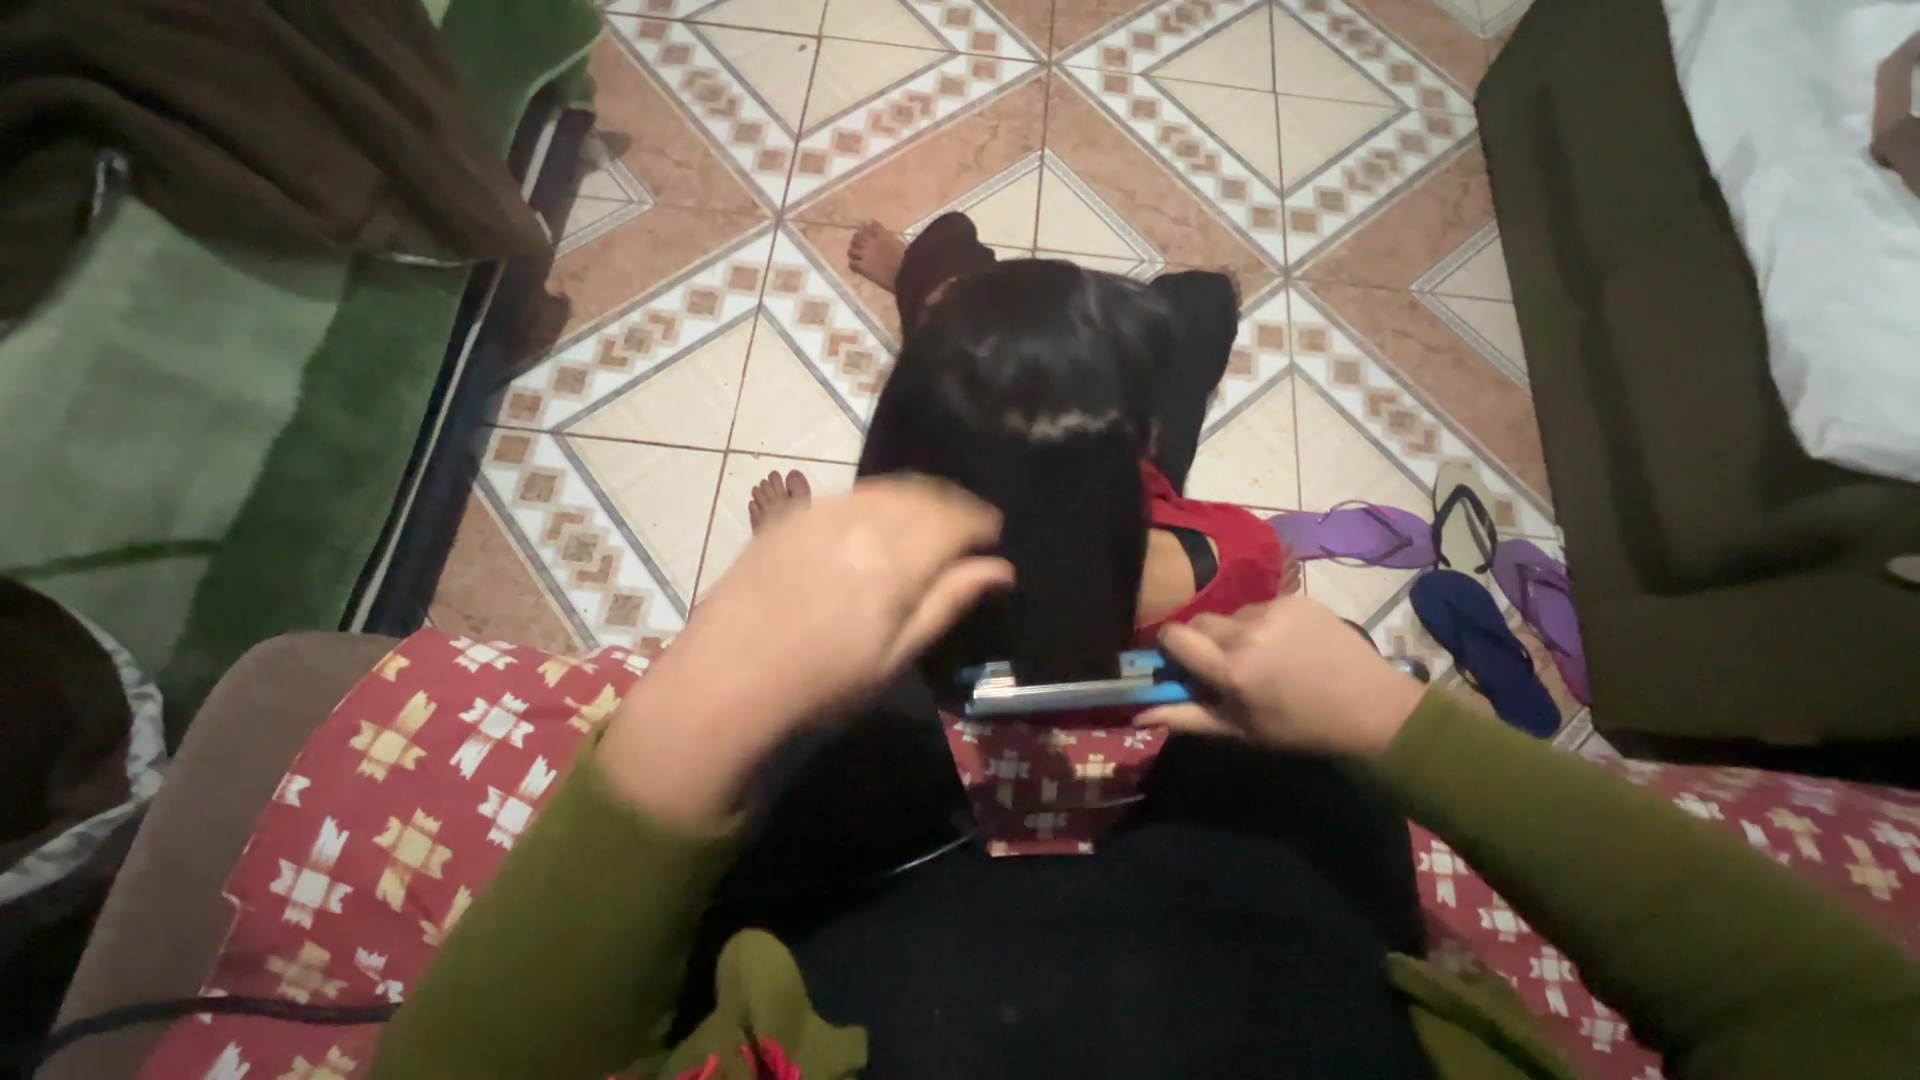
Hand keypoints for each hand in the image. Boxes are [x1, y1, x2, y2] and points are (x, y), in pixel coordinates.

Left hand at [598, 477, 1012, 822]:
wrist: (726, 680)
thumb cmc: (821, 684)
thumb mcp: (895, 656)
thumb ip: (948, 602)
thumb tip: (1000, 569)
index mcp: (895, 561)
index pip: (956, 520)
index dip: (981, 524)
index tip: (993, 537)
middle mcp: (862, 522)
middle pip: (925, 495)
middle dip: (954, 508)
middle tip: (967, 531)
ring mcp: (822, 512)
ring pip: (889, 488)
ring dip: (918, 499)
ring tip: (928, 524)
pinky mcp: (792, 515)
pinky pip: (852, 493)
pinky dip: (879, 500)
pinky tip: (878, 523)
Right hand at [1136, 594, 1425, 757]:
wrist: (1372, 707)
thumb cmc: (1300, 728)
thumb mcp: (1241, 730)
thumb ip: (1186, 718)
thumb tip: (1136, 714)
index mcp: (1230, 670)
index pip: (1173, 636)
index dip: (1171, 647)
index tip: (1184, 663)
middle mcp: (1246, 633)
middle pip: (1198, 622)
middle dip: (1203, 641)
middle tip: (1228, 665)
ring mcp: (1272, 611)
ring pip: (1231, 615)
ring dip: (1235, 633)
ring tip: (1266, 657)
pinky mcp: (1294, 598)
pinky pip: (1261, 607)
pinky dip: (1265, 624)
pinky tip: (1290, 645)